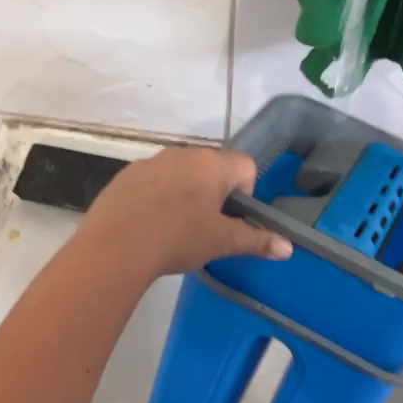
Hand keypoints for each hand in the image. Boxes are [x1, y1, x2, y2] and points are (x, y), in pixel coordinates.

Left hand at [73, 147, 291, 281]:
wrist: (115, 246)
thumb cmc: (177, 239)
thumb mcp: (221, 242)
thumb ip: (256, 240)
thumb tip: (288, 248)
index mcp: (211, 164)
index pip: (245, 165)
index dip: (245, 193)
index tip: (231, 219)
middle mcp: (182, 153)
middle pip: (211, 168)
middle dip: (214, 193)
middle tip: (204, 227)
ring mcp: (151, 161)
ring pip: (180, 174)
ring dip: (184, 194)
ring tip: (174, 228)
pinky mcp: (126, 175)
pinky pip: (152, 182)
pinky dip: (156, 198)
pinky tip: (148, 224)